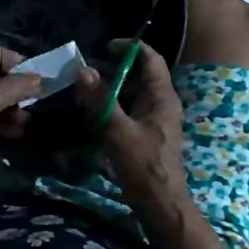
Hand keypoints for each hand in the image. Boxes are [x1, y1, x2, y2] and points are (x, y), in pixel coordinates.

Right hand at [74, 41, 185, 210]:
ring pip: (137, 93)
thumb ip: (100, 100)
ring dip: (116, 87)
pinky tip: (98, 113)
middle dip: (118, 68)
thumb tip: (83, 70)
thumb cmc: (143, 165)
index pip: (151, 59)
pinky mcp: (152, 134)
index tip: (106, 47)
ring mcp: (159, 119)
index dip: (131, 47)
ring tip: (90, 89)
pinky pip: (135, 109)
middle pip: (143, 74)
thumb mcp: (117, 131)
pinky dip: (118, 105)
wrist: (161, 202)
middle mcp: (164, 103)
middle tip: (92, 69)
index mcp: (162, 96)